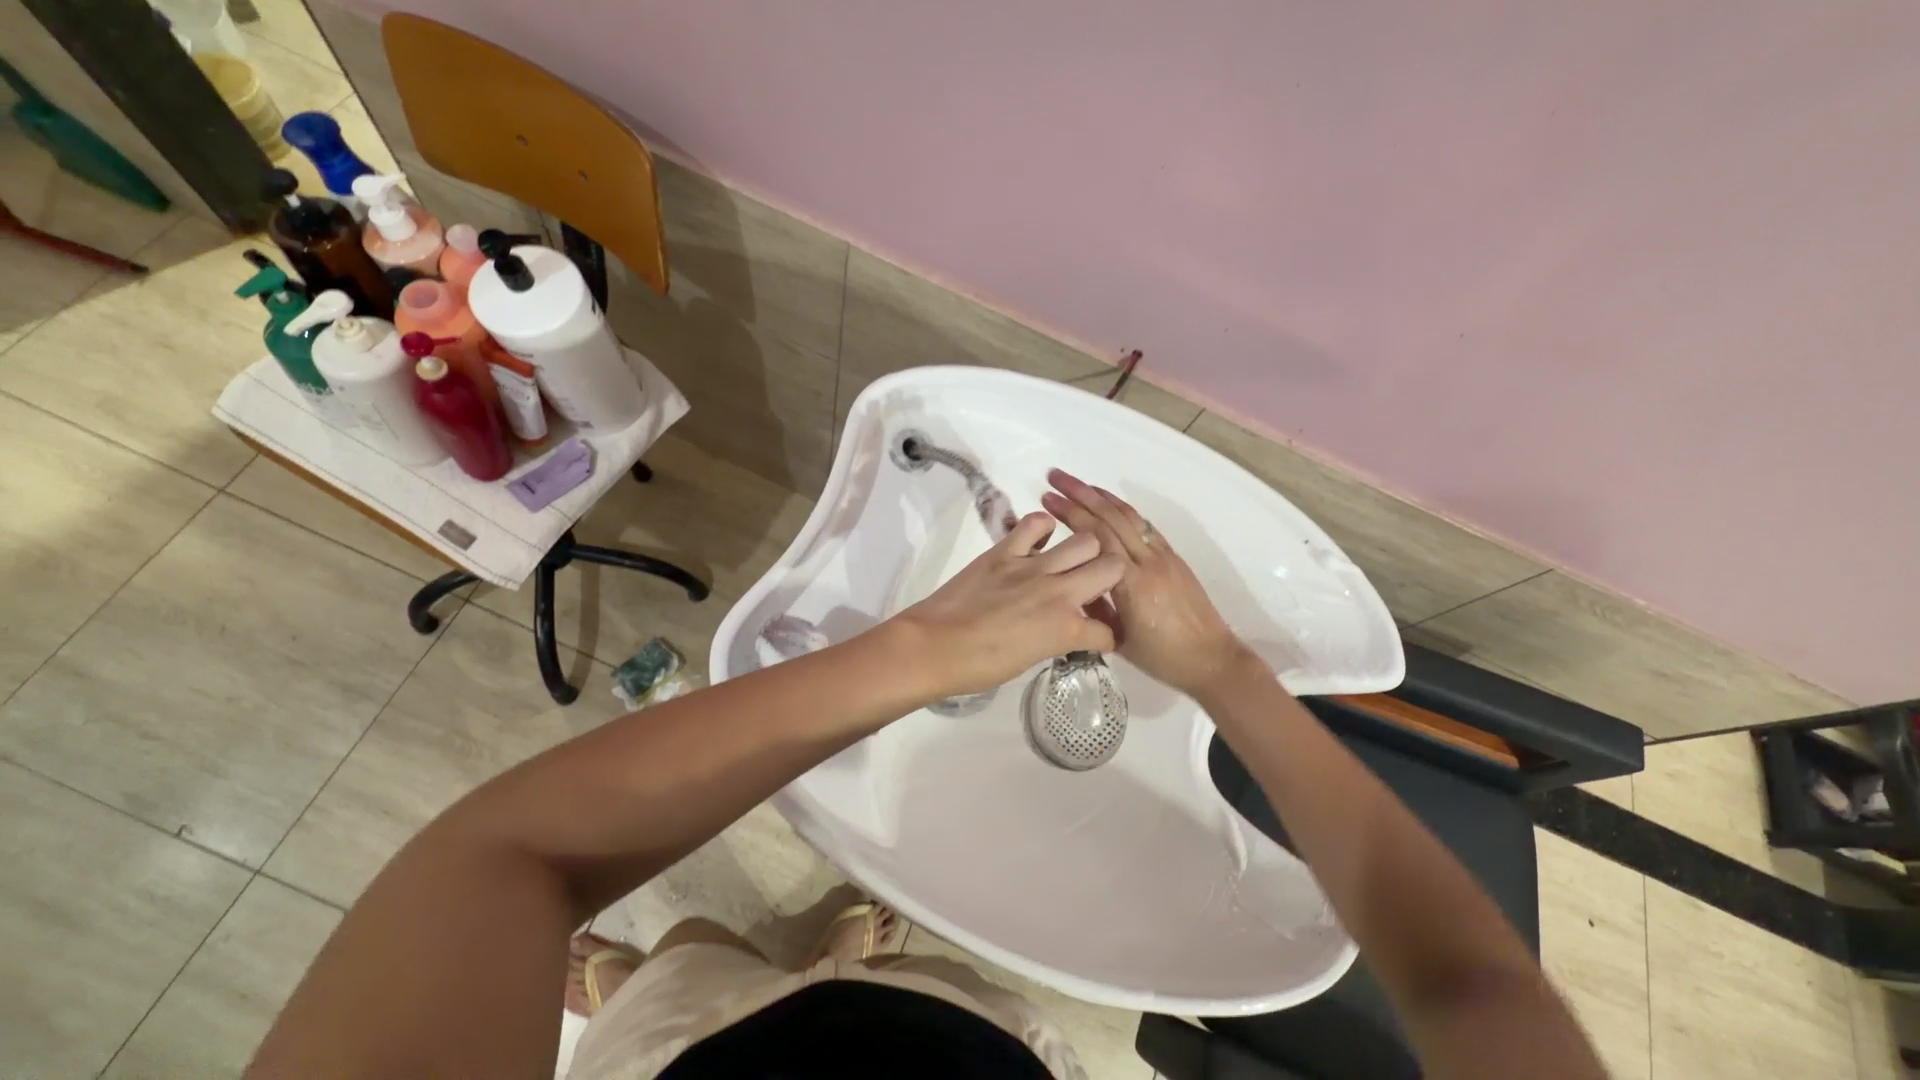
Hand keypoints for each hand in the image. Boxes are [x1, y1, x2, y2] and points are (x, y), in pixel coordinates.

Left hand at [890, 511, 1126, 698]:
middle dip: (1112, 578)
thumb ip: (1054, 640)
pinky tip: (1039, 541)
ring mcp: (1032, 567)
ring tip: (1072, 561)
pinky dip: (1043, 528)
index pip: (1107, 630)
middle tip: (1095, 587)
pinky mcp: (1004, 552)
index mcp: (1066, 629)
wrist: (933, 647)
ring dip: (1086, 551)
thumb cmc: (979, 667)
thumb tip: (1061, 632)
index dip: (1106, 636)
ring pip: (1084, 540)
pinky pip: (1034, 524)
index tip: (1098, 636)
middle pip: (1112, 567)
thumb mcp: (1029, 660)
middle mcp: (1058, 592)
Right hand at [1041, 470, 1251, 695]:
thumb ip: (1095, 607)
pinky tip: (1109, 503)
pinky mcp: (1174, 558)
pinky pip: (1144, 527)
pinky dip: (1124, 510)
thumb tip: (1073, 582)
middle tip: (1055, 477)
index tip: (1048, 499)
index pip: (1097, 538)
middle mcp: (1149, 563)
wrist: (1211, 659)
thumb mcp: (1118, 638)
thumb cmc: (1162, 657)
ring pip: (1129, 517)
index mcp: (1132, 585)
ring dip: (1102, 496)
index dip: (1071, 515)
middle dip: (1081, 495)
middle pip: (1111, 519)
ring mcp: (1164, 557)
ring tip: (1078, 483)